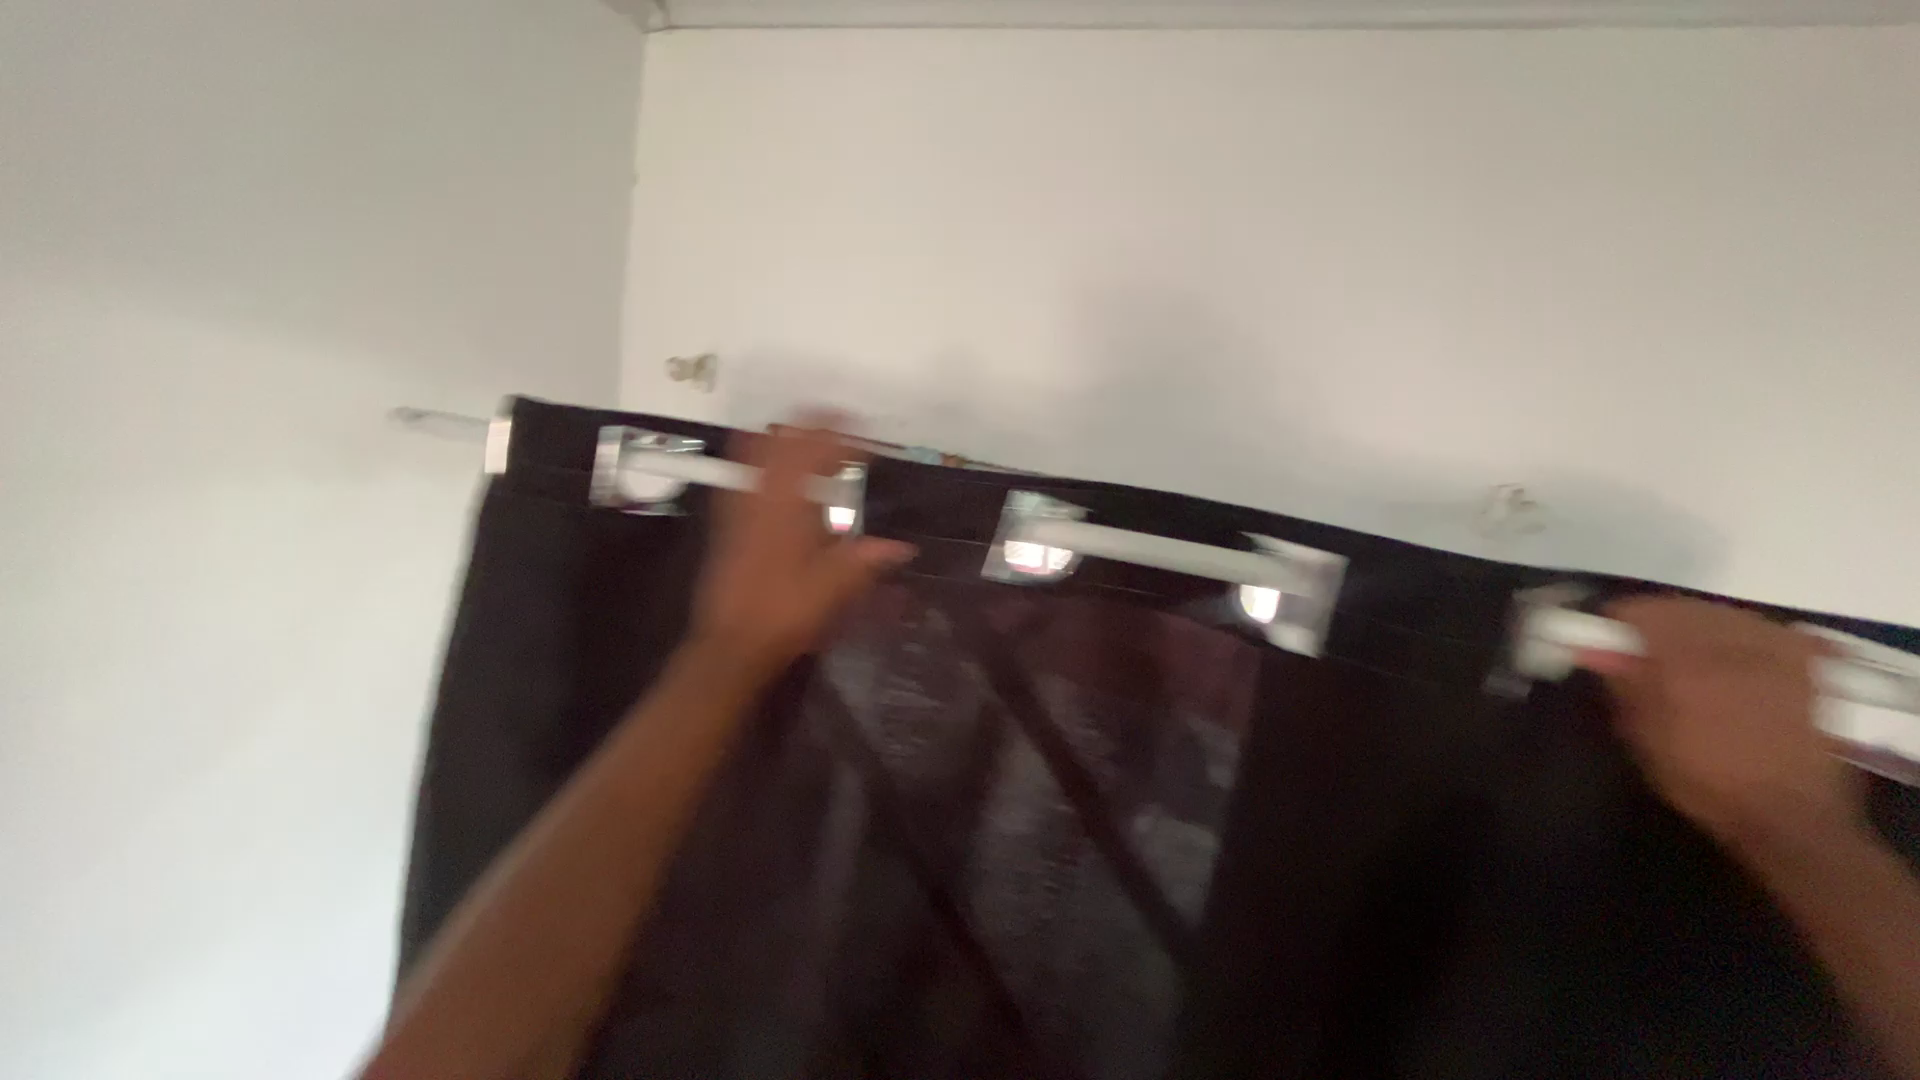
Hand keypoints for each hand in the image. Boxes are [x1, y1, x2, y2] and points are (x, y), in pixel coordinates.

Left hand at [689, 413, 915, 680]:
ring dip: (782, 437)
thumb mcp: (835, 588)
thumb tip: (903, 547)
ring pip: (756, 451)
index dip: (847, 440)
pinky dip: (756, 459)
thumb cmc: (786, 612)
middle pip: (783, 441)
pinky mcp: (727, 523)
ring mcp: (739, 507)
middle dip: (812, 425)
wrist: (733, 642)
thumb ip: (867, 560)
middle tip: (837, 424)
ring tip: (804, 434)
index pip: (820, 454)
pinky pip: (740, 475)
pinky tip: (769, 468)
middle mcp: (762, 496)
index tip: (869, 442)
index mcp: (791, 506)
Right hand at [1579, 597, 1858, 843]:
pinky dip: (1745, 635)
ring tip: (1684, 653)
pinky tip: (1735, 654)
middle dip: (1654, 622)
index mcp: (1685, 665)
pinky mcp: (1810, 671)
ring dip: (1697, 625)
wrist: (1787, 816)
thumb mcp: (1642, 735)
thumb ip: (1622, 683)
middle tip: (1638, 649)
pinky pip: (1771, 632)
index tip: (1602, 641)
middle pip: (1683, 607)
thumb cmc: (1700, 777)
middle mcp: (1734, 650)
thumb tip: (1592, 648)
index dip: (1614, 622)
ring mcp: (1778, 657)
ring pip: (1725, 615)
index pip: (1641, 613)